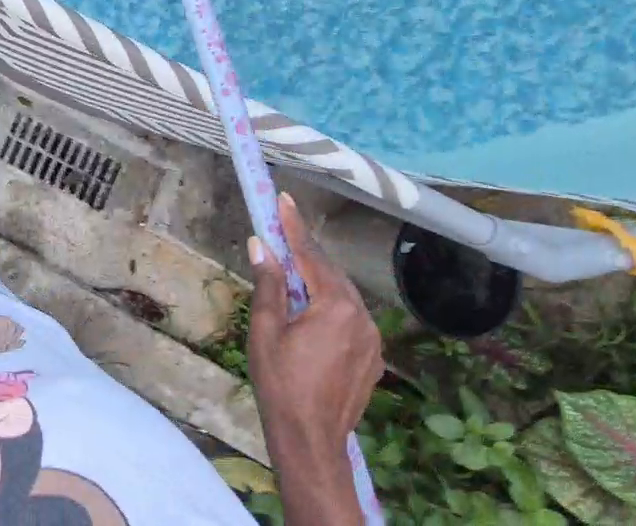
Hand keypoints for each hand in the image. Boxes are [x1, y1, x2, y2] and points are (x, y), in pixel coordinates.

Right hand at [247, 193, 381, 524]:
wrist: (311, 437)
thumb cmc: (280, 380)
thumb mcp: (266, 328)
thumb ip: (269, 284)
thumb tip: (262, 246)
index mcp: (336, 307)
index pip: (311, 255)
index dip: (294, 225)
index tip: (283, 198)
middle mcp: (362, 318)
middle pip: (330, 273)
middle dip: (305, 252)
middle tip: (280, 231)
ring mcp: (372, 339)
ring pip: (342, 295)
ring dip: (316, 279)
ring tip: (290, 272)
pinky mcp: (372, 357)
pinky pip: (350, 317)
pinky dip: (328, 304)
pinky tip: (308, 310)